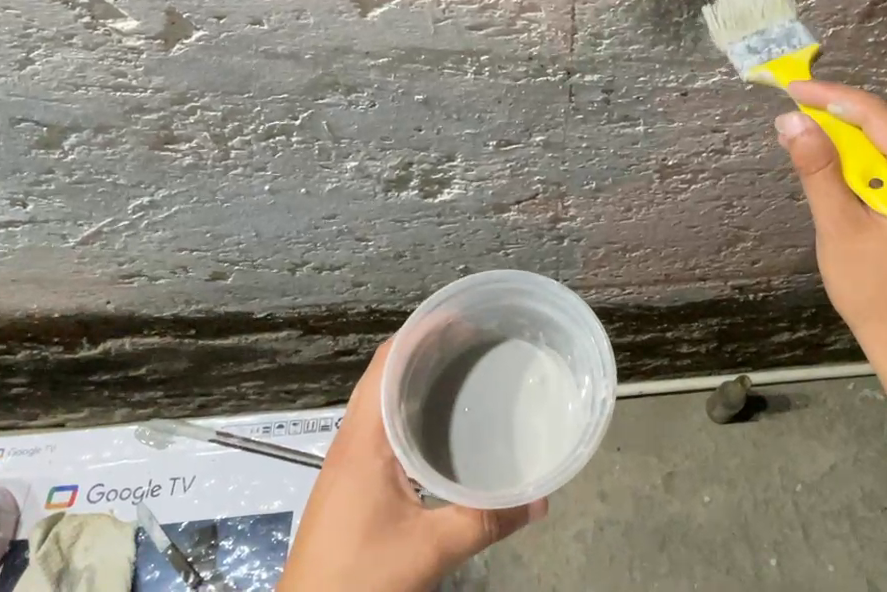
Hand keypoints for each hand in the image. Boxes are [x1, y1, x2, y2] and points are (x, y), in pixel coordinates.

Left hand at [282, 340, 546, 591]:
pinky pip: (380, 428)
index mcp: (364, 439)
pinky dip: (408, 412)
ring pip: (380, 402)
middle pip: (384, 374)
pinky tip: (437, 431)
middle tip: (475, 342)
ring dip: (415, 381)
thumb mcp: (429, 550)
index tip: (463, 319)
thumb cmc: (360, 575)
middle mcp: (351, 440)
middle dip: (426, 351)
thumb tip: (539, 501)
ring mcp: (346, 463)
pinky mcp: (349, 484)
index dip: (422, 331)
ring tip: (462, 374)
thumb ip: (484, 521)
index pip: (387, 361)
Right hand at [775, 80, 886, 371]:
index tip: (793, 90)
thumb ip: (818, 170)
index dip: (832, 98)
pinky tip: (834, 181)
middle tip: (792, 120)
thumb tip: (792, 120)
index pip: (877, 116)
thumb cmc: (878, 291)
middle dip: (835, 121)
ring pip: (886, 155)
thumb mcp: (840, 227)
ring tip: (805, 146)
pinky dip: (859, 172)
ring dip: (845, 148)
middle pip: (883, 132)